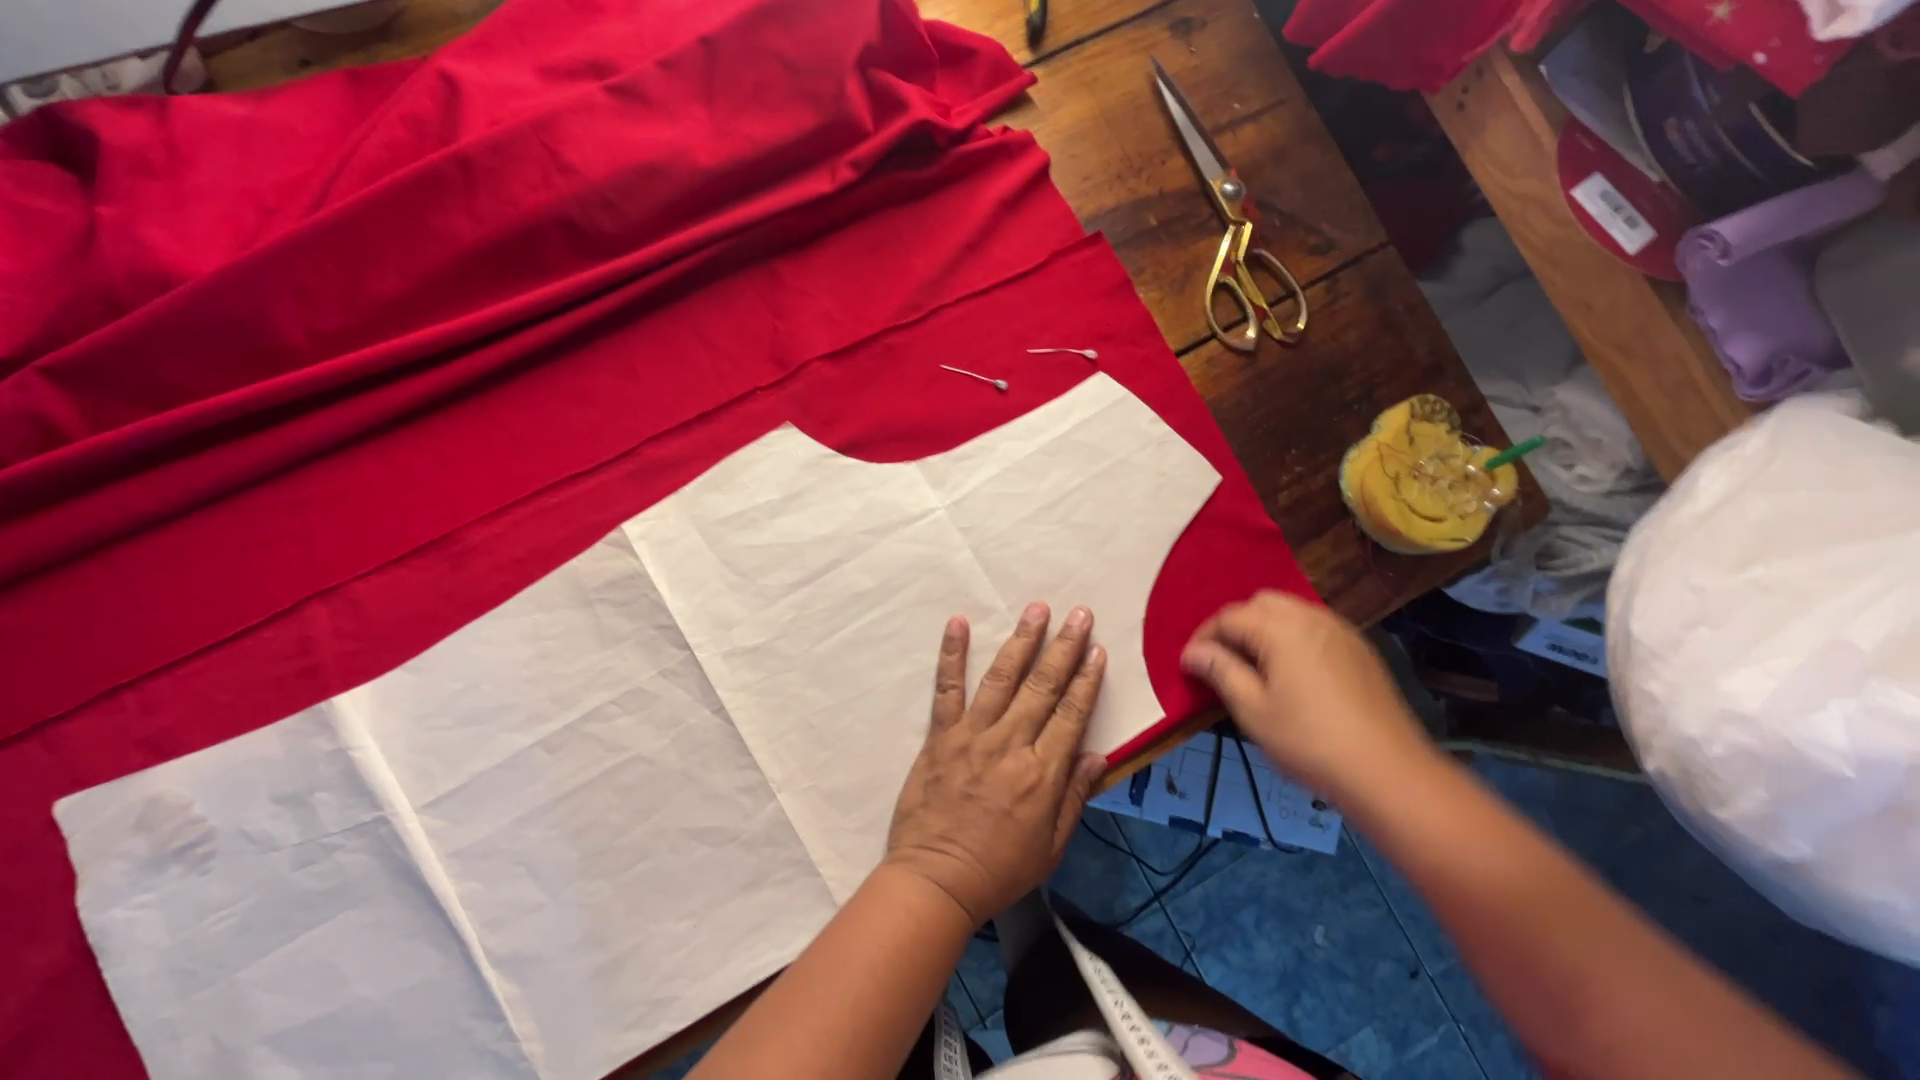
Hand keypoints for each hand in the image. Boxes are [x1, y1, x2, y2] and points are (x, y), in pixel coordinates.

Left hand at [885, 603, 1107, 927]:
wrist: (936, 881)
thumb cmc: (999, 871)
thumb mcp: (1052, 846)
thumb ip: (1074, 796)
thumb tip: (1098, 755)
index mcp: (1043, 773)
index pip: (1072, 714)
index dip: (1087, 679)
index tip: (1098, 649)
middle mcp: (1011, 745)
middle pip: (1043, 687)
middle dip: (1064, 647)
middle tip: (1079, 613)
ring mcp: (972, 736)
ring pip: (1002, 679)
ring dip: (1022, 641)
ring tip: (1037, 610)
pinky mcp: (940, 737)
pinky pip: (947, 689)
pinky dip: (951, 654)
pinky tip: (958, 623)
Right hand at [1179, 591, 1434, 798]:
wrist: (1387, 770)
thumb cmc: (1308, 740)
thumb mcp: (1252, 710)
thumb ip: (1220, 671)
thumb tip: (1192, 652)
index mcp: (1281, 629)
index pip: (1229, 617)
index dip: (1204, 637)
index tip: (1189, 665)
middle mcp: (1312, 618)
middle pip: (1262, 603)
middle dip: (1236, 625)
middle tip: (1222, 661)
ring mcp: (1341, 631)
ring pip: (1292, 612)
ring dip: (1266, 629)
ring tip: (1254, 667)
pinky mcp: (1360, 650)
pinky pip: (1316, 628)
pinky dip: (1294, 638)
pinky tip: (1292, 674)